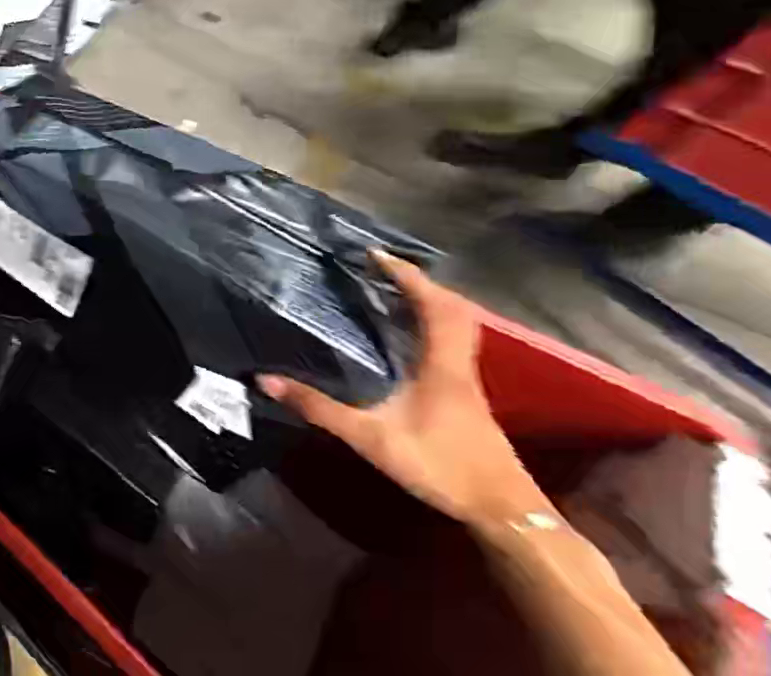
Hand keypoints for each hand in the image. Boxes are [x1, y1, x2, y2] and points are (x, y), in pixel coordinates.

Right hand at [257, 252, 551, 532]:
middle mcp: (459, 367)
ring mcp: (467, 384)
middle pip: (453, 311)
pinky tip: (405, 341)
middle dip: (420, 284)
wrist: (506, 515)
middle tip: (382, 271)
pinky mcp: (466, 399)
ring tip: (389, 296)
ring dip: (428, 305)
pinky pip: (450, 347)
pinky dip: (429, 328)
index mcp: (441, 367)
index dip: (407, 276)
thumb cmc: (441, 468)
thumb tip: (265, 379)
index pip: (433, 307)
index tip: (376, 255)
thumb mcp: (370, 438)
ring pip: (456, 329)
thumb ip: (318, 408)